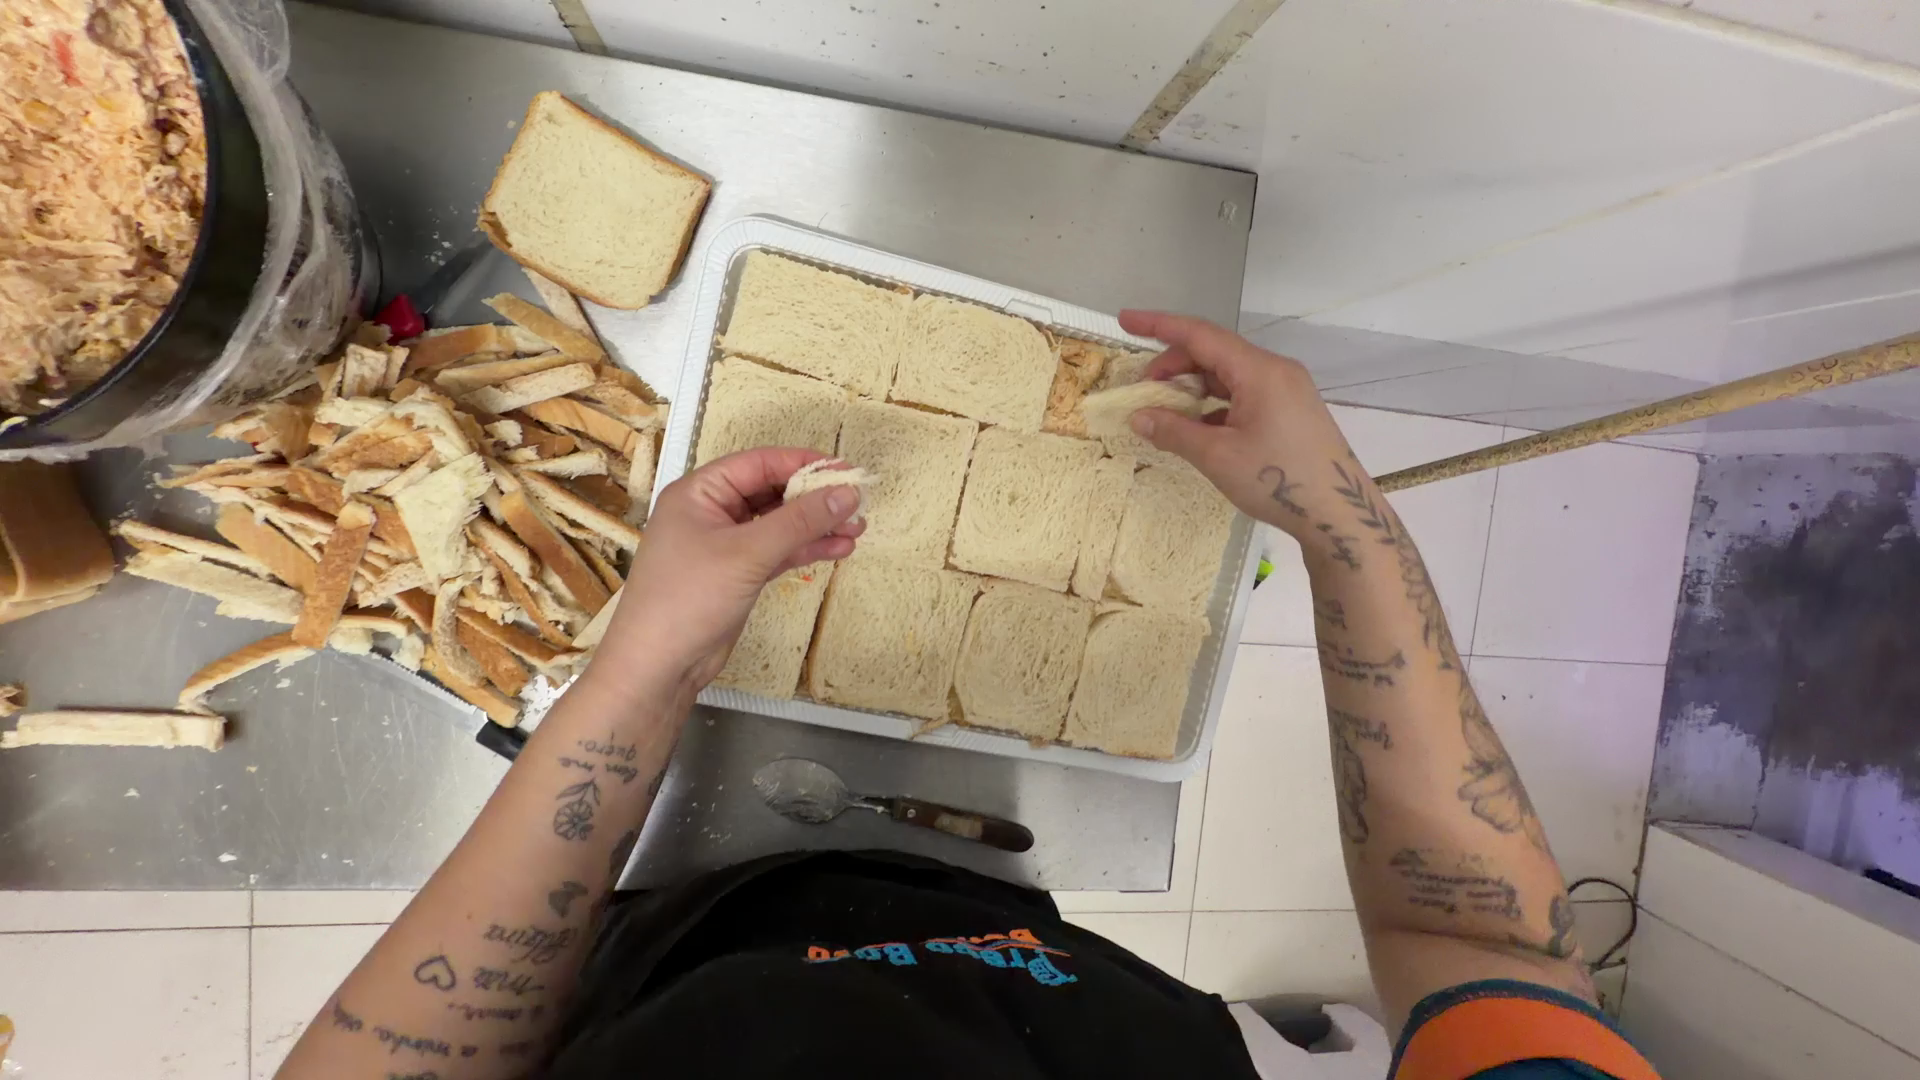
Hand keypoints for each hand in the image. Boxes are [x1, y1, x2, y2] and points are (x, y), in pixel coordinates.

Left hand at [585, 448, 863, 700]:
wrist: (658, 667)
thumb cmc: (690, 598)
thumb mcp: (748, 553)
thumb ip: (801, 521)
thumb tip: (848, 493)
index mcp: (700, 492)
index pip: (760, 463)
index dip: (804, 463)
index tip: (847, 470)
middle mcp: (712, 512)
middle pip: (773, 492)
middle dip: (816, 498)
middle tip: (858, 503)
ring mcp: (726, 545)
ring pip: (780, 524)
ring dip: (817, 526)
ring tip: (858, 528)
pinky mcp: (739, 574)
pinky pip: (779, 551)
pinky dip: (807, 550)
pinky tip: (839, 550)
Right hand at [1119, 310, 1361, 543]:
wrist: (1338, 513)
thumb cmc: (1278, 479)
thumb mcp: (1217, 456)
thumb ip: (1173, 431)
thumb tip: (1138, 417)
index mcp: (1259, 371)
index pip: (1200, 335)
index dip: (1159, 325)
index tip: (1125, 319)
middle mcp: (1274, 371)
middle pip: (1213, 353)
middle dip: (1173, 365)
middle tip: (1143, 392)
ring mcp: (1285, 391)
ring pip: (1227, 375)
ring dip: (1192, 387)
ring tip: (1165, 412)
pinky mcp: (1288, 411)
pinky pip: (1241, 394)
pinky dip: (1212, 404)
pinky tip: (1195, 428)